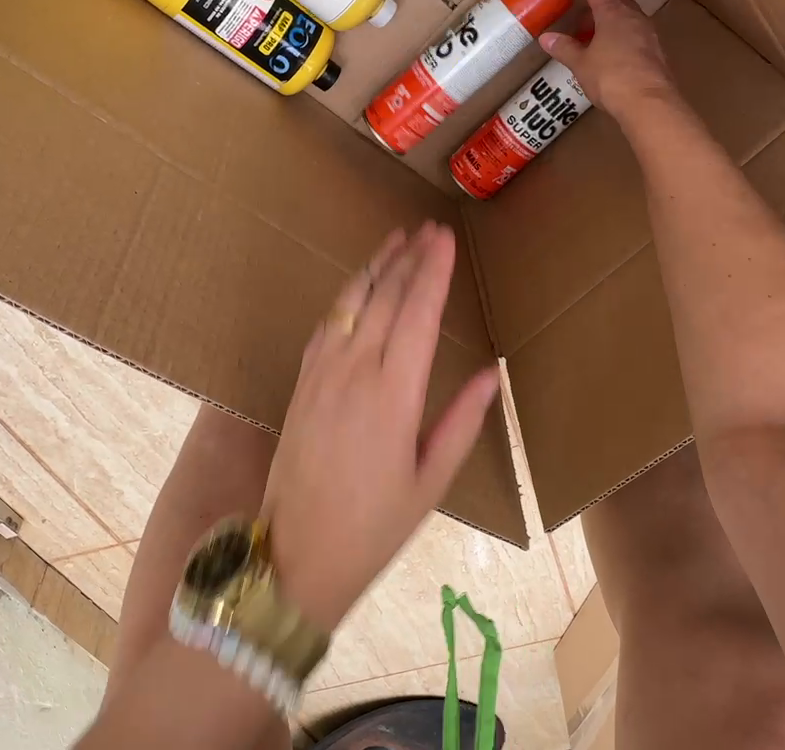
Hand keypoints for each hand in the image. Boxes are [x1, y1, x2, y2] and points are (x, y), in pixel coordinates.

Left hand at [262, 222, 500, 628]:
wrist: (295, 555)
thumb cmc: (374, 527)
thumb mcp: (431, 481)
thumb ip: (461, 422)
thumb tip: (489, 375)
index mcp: (394, 394)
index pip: (417, 314)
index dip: (433, 272)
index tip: (445, 239)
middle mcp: (354, 372)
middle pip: (384, 298)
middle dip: (408, 259)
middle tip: (428, 229)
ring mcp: (321, 374)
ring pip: (350, 304)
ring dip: (375, 268)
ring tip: (395, 241)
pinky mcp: (300, 384)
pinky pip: (325, 326)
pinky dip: (345, 298)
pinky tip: (357, 288)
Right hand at [538, 0, 676, 118]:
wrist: (649, 102)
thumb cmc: (611, 77)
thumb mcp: (581, 63)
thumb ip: (564, 48)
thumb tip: (546, 37)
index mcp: (614, 13)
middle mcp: (635, 18)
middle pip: (616, 3)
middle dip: (597, 9)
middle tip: (581, 24)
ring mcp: (649, 35)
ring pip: (628, 20)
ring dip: (610, 25)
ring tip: (594, 43)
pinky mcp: (657, 53)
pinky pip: (637, 37)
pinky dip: (622, 39)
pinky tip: (612, 58)